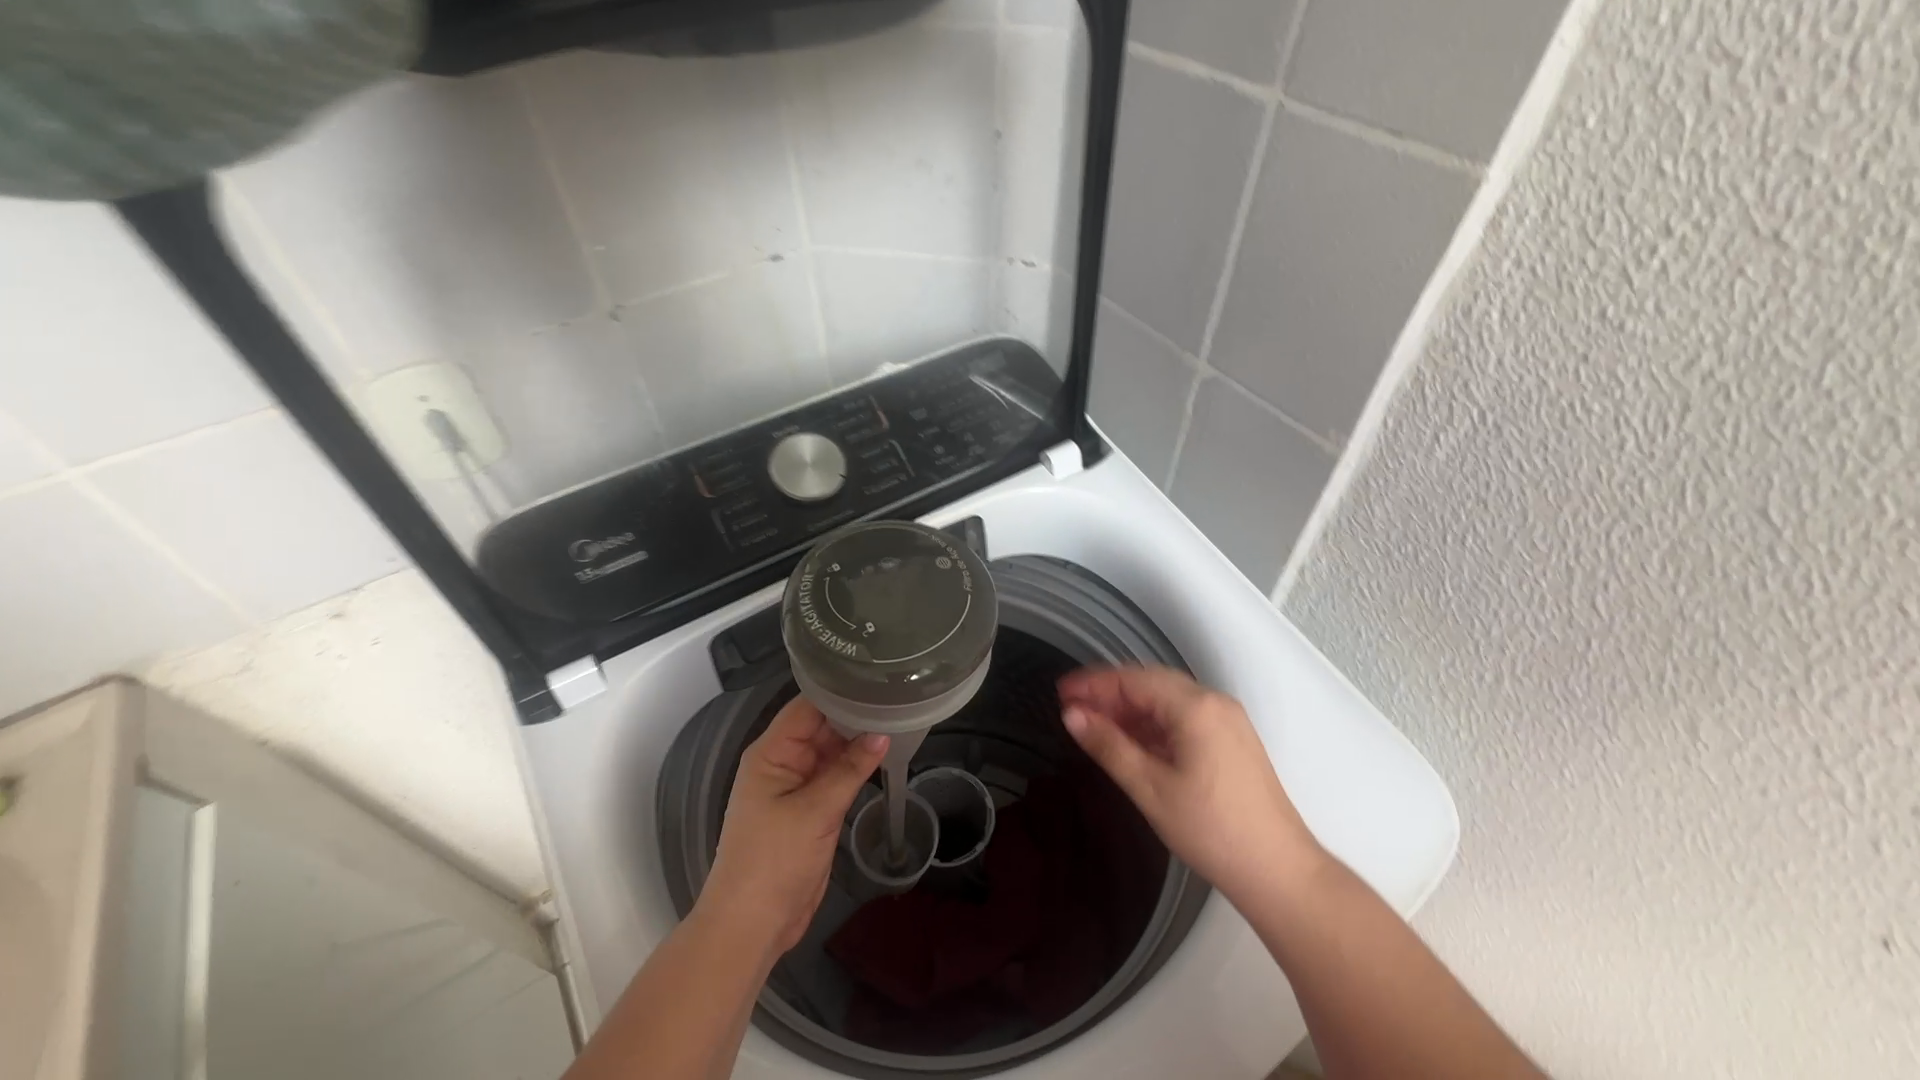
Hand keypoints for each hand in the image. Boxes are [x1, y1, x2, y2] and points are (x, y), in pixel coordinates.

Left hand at [700, 696, 888, 957]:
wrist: (753, 923)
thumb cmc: (773, 860)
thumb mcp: (814, 812)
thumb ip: (849, 771)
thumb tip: (882, 735)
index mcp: (771, 754)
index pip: (807, 707)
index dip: (840, 691)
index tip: (877, 678)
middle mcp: (784, 764)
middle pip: (822, 727)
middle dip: (856, 715)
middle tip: (899, 696)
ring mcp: (798, 789)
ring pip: (833, 753)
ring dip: (860, 743)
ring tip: (901, 717)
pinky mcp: (812, 812)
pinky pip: (837, 779)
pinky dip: (858, 769)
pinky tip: (886, 756)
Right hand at [1058, 666, 1323, 900]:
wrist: (1278, 870)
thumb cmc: (1212, 830)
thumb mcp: (1150, 788)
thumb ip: (1109, 746)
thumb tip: (1073, 716)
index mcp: (1196, 708)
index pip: (1134, 679)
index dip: (1094, 683)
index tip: (1061, 692)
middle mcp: (1215, 704)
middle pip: (1152, 684)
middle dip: (1109, 694)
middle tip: (1071, 708)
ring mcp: (1227, 722)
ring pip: (1168, 702)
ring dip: (1130, 710)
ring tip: (1093, 726)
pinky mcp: (1232, 742)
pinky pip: (1184, 720)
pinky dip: (1153, 725)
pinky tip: (1130, 743)